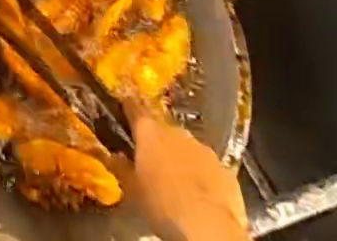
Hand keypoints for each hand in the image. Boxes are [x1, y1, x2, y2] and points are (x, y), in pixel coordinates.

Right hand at [128, 110, 248, 240]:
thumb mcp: (131, 189)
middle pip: (162, 130)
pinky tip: (201, 196)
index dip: (128, 108)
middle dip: (157, 142)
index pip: (134, 108)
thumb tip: (110, 156)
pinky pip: (208, 168)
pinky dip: (203, 176)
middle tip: (151, 162)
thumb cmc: (161, 206)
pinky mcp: (226, 170)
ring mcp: (204, 149)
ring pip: (187, 148)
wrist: (209, 229)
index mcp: (149, 131)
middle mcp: (176, 132)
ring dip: (181, 159)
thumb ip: (119, 167)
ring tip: (177, 183)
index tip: (123, 110)